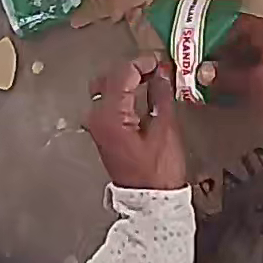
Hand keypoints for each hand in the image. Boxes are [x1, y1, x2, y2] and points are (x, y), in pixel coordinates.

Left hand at [86, 54, 188, 190]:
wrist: (150, 202)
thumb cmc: (159, 169)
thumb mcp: (165, 128)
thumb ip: (161, 95)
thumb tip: (162, 71)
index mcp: (110, 115)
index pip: (122, 74)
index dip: (143, 62)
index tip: (162, 59)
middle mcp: (97, 117)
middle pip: (110, 77)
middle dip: (135, 67)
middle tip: (160, 66)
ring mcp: (97, 124)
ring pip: (107, 87)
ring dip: (129, 78)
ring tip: (154, 76)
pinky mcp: (103, 130)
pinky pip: (110, 100)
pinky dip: (125, 91)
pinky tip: (144, 90)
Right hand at [209, 16, 262, 130]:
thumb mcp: (254, 83)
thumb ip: (226, 75)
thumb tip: (203, 72)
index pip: (239, 23)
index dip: (216, 31)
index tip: (197, 41)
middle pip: (245, 35)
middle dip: (222, 47)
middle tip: (199, 58)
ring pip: (251, 49)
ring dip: (231, 59)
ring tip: (209, 70)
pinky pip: (259, 61)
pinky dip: (243, 68)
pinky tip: (228, 80)